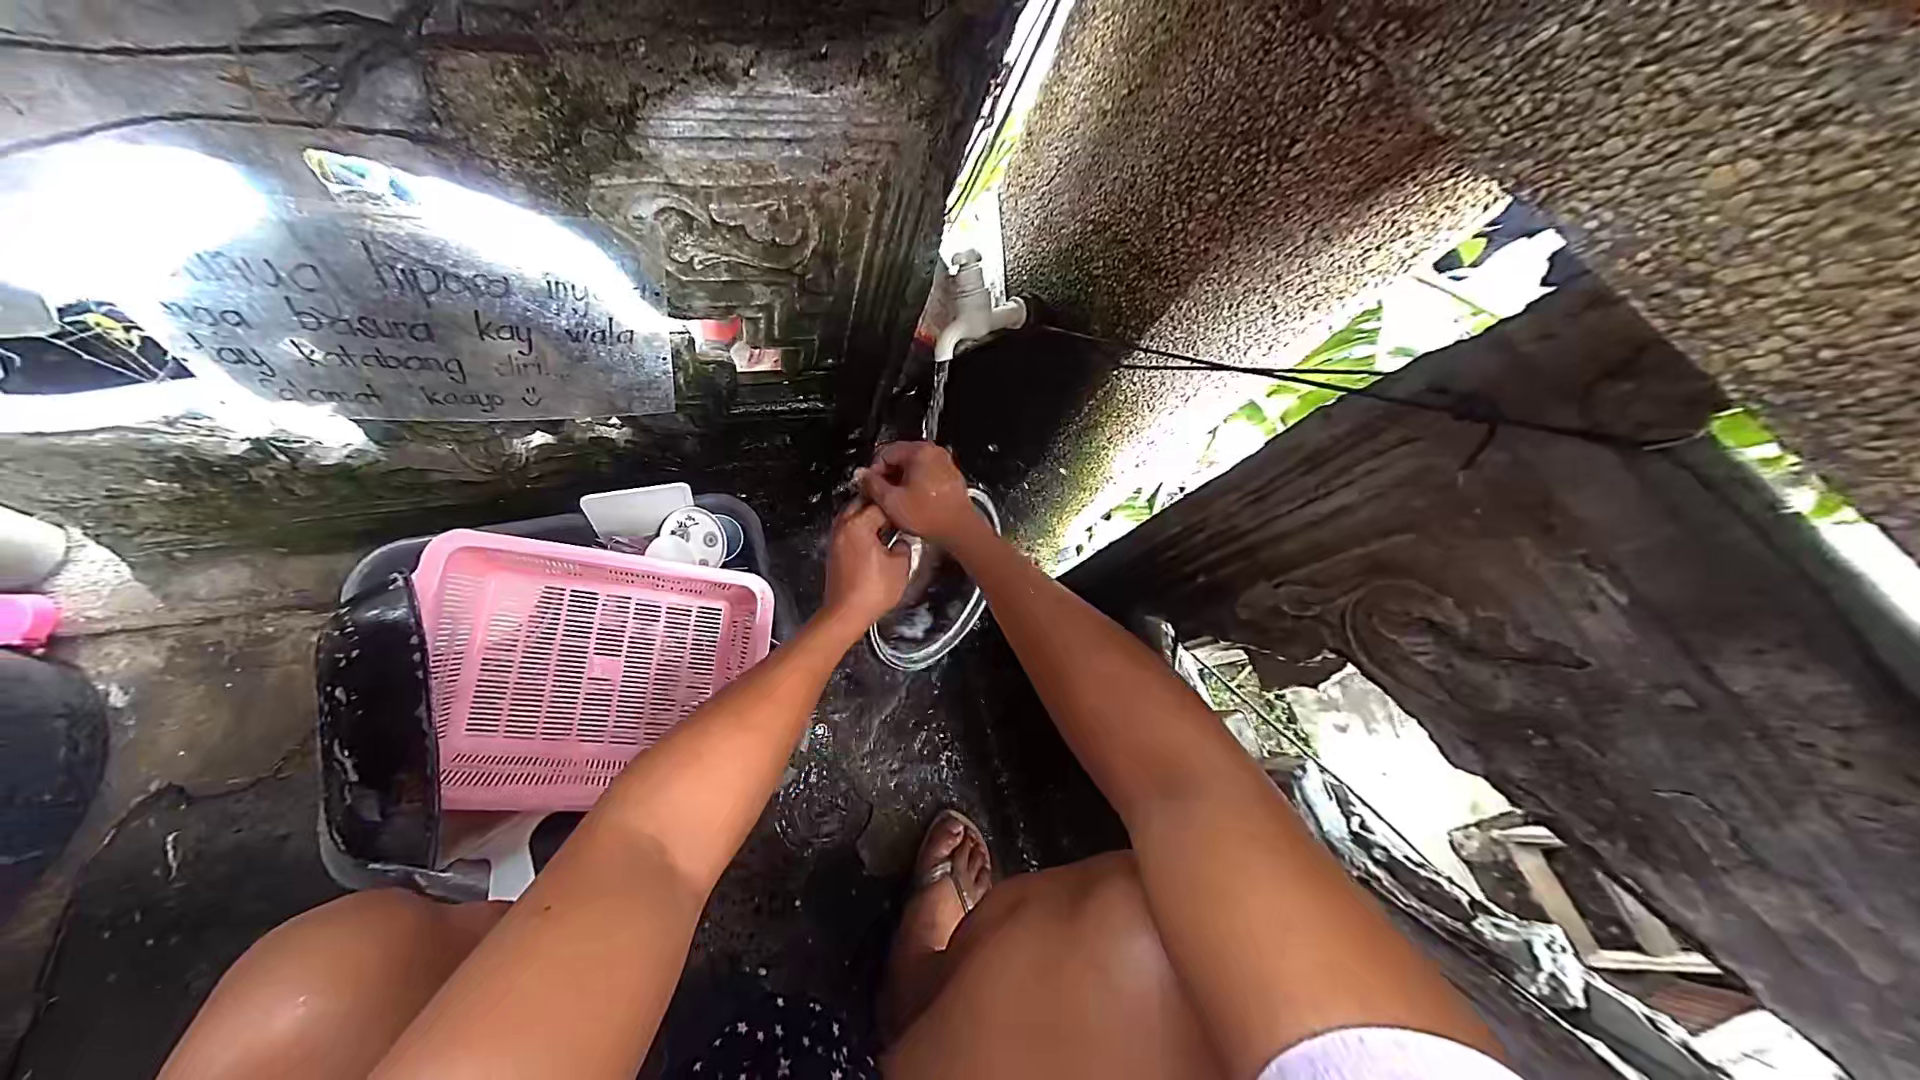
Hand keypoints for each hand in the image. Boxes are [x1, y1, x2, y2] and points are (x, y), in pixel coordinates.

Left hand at [821, 500, 911, 630]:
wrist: (846, 613)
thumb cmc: (872, 590)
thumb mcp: (900, 566)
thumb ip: (904, 546)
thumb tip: (901, 542)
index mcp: (858, 525)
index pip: (880, 505)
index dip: (896, 509)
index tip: (907, 515)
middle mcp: (843, 527)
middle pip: (860, 504)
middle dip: (877, 506)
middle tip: (895, 514)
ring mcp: (835, 540)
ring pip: (850, 516)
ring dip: (866, 517)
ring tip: (885, 525)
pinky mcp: (833, 553)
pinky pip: (846, 531)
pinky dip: (859, 530)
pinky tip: (873, 540)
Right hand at [856, 442, 981, 547]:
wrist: (959, 530)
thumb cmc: (931, 516)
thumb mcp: (891, 501)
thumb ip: (872, 485)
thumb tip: (862, 476)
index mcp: (919, 452)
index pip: (885, 452)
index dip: (874, 470)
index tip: (871, 486)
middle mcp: (934, 453)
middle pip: (899, 458)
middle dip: (888, 476)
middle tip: (883, 496)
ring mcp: (944, 464)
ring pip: (912, 468)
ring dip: (901, 483)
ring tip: (898, 503)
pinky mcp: (949, 478)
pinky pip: (926, 476)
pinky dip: (916, 487)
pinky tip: (913, 504)